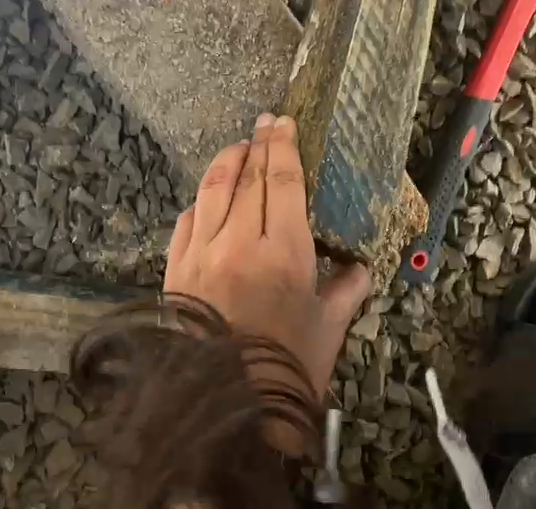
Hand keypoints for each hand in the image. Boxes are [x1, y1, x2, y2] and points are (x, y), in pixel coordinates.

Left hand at [165, 114, 371, 409]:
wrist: (220, 412)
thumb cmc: (285, 371)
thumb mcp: (326, 332)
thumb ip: (345, 292)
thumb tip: (361, 270)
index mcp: (283, 252)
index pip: (281, 181)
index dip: (283, 147)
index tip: (283, 124)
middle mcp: (239, 241)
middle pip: (248, 177)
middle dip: (258, 144)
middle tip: (265, 123)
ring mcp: (201, 253)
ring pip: (213, 190)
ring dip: (226, 162)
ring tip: (238, 147)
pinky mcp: (175, 269)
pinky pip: (186, 221)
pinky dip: (199, 202)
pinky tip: (206, 198)